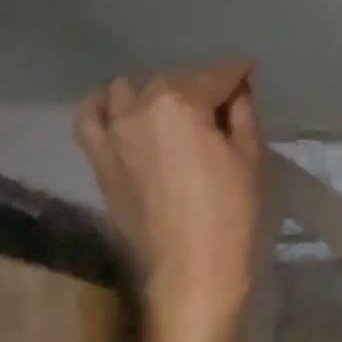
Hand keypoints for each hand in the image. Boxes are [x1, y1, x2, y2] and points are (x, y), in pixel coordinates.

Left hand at [76, 62, 263, 341]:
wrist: (192, 271)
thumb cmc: (232, 216)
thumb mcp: (251, 160)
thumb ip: (242, 115)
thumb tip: (235, 90)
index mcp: (181, 103)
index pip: (215, 75)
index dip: (238, 72)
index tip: (250, 69)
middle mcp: (139, 106)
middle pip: (173, 80)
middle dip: (199, 84)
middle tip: (223, 102)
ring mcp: (112, 132)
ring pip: (128, 90)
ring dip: (154, 91)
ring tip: (174, 109)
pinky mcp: (99, 159)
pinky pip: (91, 117)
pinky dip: (104, 106)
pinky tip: (119, 109)